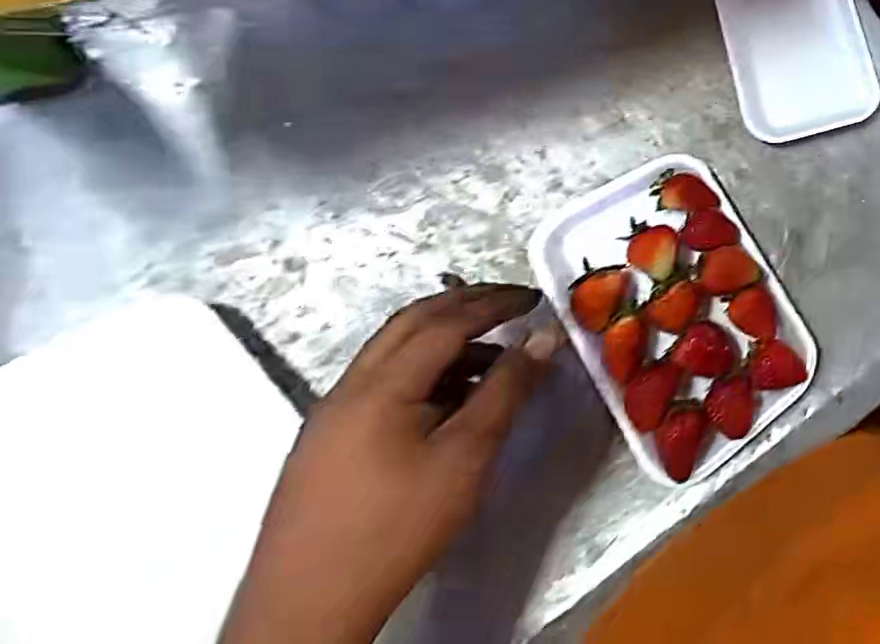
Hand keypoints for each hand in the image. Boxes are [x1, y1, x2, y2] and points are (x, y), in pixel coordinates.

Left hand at [221, 285, 561, 643]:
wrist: (305, 613)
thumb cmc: (397, 525)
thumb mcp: (468, 453)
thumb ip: (507, 388)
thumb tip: (544, 337)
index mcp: (378, 389)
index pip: (444, 323)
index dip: (494, 303)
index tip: (537, 297)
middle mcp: (347, 390)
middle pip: (409, 323)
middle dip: (465, 303)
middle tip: (514, 302)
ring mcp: (331, 417)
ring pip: (393, 352)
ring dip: (446, 336)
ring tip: (495, 352)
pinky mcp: (328, 444)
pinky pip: (383, 381)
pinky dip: (426, 367)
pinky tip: (455, 395)